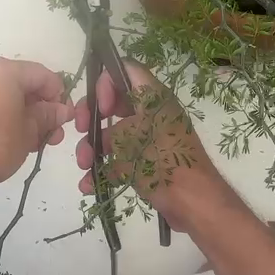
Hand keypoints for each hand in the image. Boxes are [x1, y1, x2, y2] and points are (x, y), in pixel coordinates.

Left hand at [0, 57, 74, 198]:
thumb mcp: (29, 133)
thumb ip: (48, 116)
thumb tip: (61, 110)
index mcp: (3, 71)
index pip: (42, 75)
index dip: (59, 96)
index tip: (63, 117)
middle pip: (17, 84)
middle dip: (36, 109)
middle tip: (47, 135)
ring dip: (13, 113)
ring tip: (23, 141)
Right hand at [74, 61, 228, 234]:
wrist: (194, 203)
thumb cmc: (164, 163)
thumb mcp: (131, 140)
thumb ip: (113, 126)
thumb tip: (103, 130)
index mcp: (154, 99)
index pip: (126, 70)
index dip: (106, 82)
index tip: (99, 107)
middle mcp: (152, 114)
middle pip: (116, 103)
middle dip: (92, 116)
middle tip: (80, 130)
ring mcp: (150, 139)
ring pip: (115, 133)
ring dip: (94, 147)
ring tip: (84, 165)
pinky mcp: (149, 162)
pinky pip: (122, 159)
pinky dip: (106, 169)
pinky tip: (90, 185)